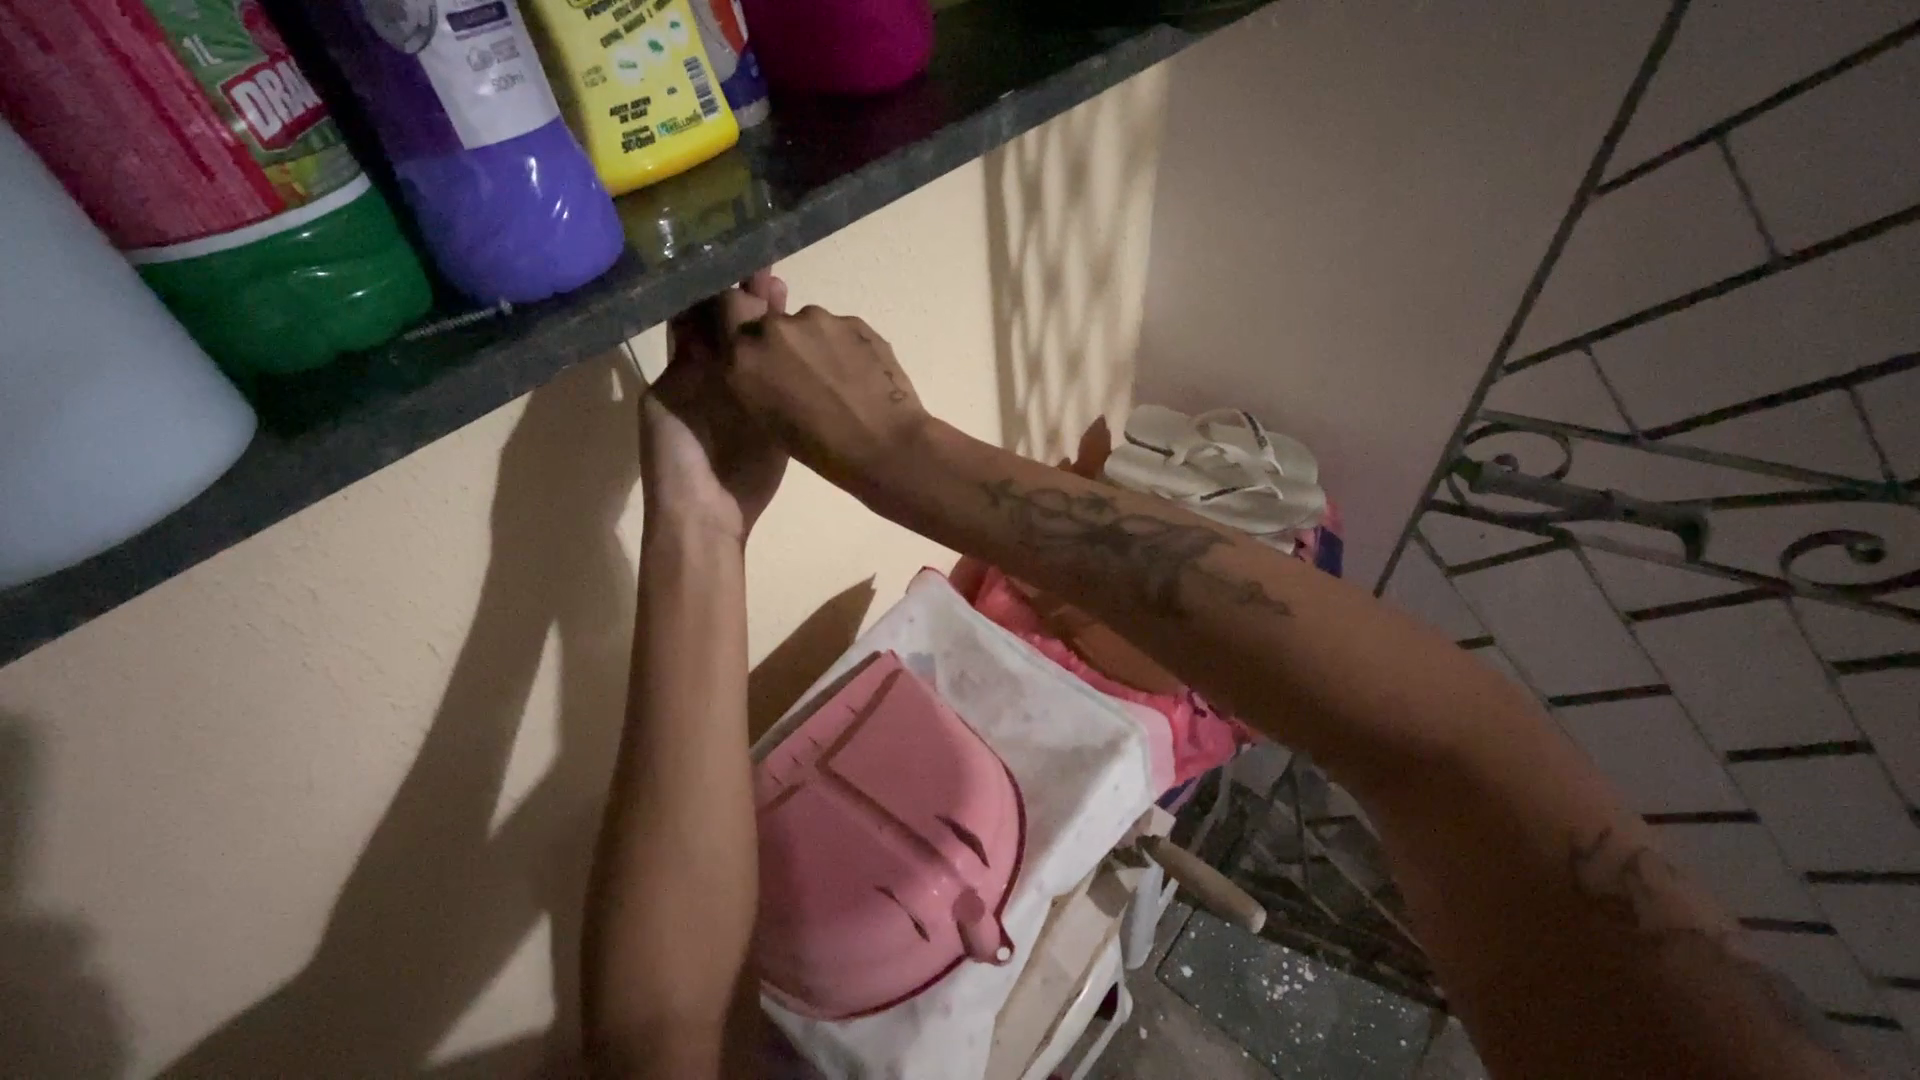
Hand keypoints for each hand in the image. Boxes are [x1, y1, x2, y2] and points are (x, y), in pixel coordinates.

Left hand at [641, 271, 789, 541]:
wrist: (708, 508)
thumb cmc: (678, 454)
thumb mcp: (668, 400)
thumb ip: (686, 359)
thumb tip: (702, 314)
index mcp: (685, 367)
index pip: (697, 316)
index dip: (710, 287)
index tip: (725, 257)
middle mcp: (717, 372)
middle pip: (731, 325)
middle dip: (744, 294)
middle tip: (762, 263)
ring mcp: (750, 391)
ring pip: (759, 345)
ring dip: (769, 315)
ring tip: (781, 284)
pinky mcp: (777, 410)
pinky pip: (783, 375)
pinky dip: (790, 351)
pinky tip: (801, 326)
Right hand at [718, 301, 930, 489]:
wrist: (884, 445)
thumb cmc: (821, 448)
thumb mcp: (766, 418)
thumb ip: (752, 377)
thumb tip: (757, 359)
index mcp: (742, 358)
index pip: (725, 311)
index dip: (737, 324)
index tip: (751, 343)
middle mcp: (771, 330)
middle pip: (766, 318)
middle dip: (777, 337)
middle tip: (799, 369)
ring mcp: (815, 320)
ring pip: (805, 323)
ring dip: (813, 342)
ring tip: (835, 378)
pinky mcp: (852, 320)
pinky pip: (838, 328)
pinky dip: (843, 346)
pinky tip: (859, 375)